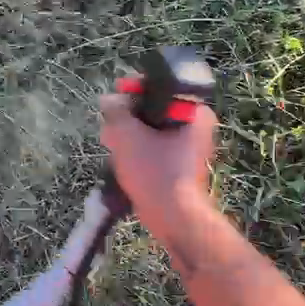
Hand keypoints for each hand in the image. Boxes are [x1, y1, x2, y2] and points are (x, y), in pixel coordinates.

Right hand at [99, 90, 217, 238]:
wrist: (173, 217)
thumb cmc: (155, 171)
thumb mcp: (128, 135)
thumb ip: (116, 111)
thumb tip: (109, 99)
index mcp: (193, 111)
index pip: (158, 88)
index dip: (131, 92)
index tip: (112, 102)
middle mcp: (194, 125)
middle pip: (150, 110)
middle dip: (125, 120)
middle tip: (111, 130)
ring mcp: (186, 146)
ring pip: (148, 130)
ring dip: (126, 137)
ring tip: (112, 147)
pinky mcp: (176, 164)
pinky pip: (151, 148)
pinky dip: (136, 151)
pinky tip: (120, 161)